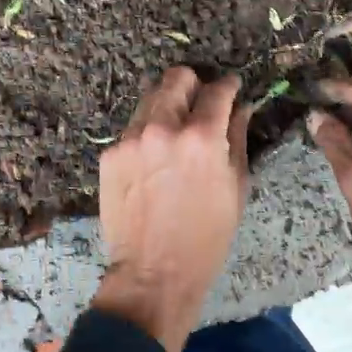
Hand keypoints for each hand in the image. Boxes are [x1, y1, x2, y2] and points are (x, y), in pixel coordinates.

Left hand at [91, 67, 250, 351]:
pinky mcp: (111, 153)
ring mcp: (132, 138)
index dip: (229, 86)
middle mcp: (164, 127)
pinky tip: (154, 160)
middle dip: (194, 84)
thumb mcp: (235, 188)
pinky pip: (133, 128)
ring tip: (175, 132)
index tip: (232, 88)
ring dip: (168, 106)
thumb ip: (236, 139)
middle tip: (200, 102)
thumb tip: (241, 108)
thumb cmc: (206, 238)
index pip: (217, 90)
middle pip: (177, 77)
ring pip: (151, 97)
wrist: (153, 274)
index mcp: (201, 138)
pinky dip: (147, 134)